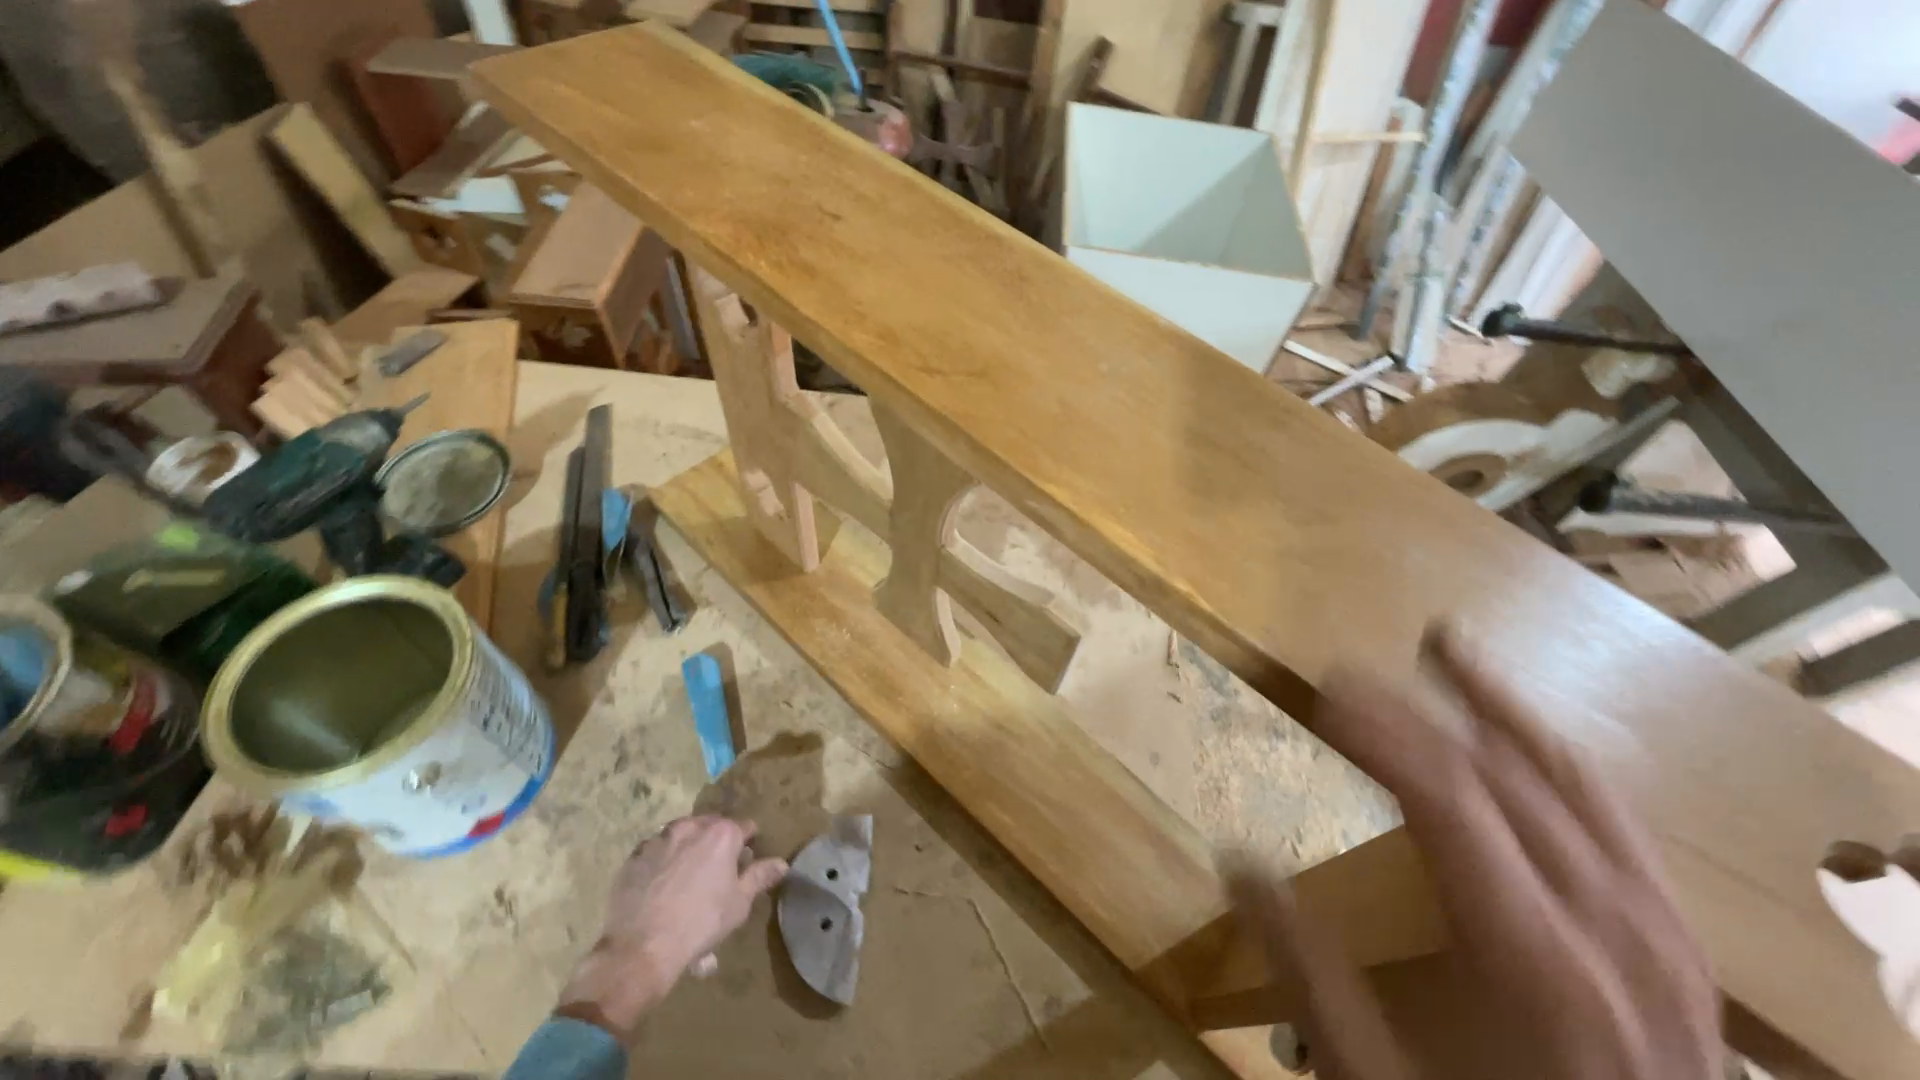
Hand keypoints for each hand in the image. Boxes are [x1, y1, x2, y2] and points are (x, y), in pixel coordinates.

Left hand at [558, 815, 787, 1040]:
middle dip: (718, 843)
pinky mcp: (634, 856)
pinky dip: (664, 861)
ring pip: (682, 835)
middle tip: (719, 870)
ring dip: (690, 848)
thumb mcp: (739, 903)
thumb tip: (781, 862)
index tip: (747, 860)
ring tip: (689, 877)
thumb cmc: (701, 923)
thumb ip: (760, 876)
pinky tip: (662, 885)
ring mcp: (659, 839)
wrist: (642, 946)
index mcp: (722, 834)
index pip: (744, 827)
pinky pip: (656, 851)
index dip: (749, 843)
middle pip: (711, 826)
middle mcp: (690, 827)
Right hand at [1230, 626, 1720, 1079]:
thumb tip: (1234, 861)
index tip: (1325, 689)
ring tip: (1449, 651)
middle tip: (1353, 669)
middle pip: (1511, 772)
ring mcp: (1660, 926)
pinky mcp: (1679, 938)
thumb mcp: (1374, 1075)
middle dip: (1423, 705)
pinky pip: (1616, 817)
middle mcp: (1609, 921)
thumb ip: (1307, 968)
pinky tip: (1521, 740)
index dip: (1382, 731)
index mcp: (1532, 954)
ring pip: (1579, 778)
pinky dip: (1556, 758)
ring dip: (1503, 705)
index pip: (1448, 798)